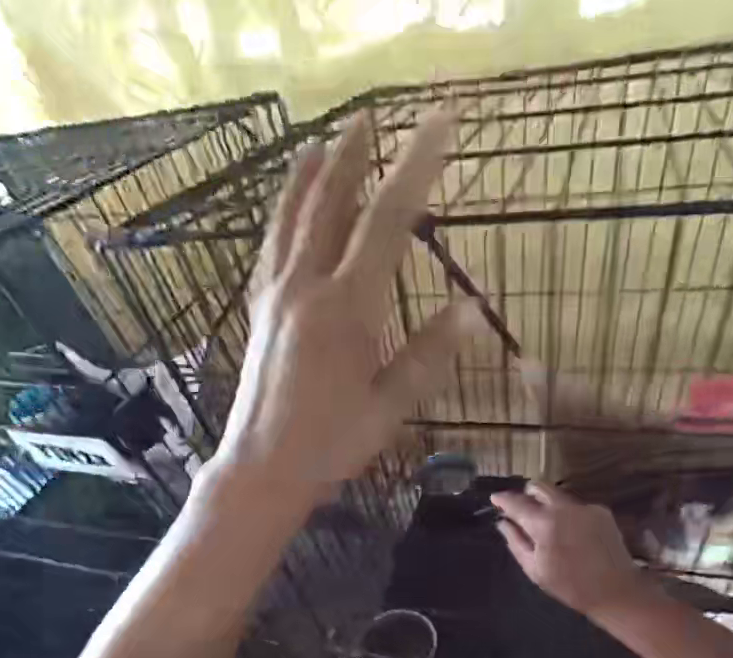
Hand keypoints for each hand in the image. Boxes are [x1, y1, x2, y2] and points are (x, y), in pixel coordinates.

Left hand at [209, 110, 491, 504]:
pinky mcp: (260, 308)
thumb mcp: (391, 406)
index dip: (417, 167)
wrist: (262, 467)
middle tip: (375, 115)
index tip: (439, 124)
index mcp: (347, 309)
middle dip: (357, 154)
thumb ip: (429, 354)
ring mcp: (276, 294)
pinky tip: (290, 204)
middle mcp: (306, 287)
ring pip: (294, 216)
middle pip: (333, 202)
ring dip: (314, 173)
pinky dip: (284, 212)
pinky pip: (273, 245)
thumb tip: (472, 309)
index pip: (387, 221)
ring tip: (328, 140)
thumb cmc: (332, 445)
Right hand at [491, 482, 655, 618]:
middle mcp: (565, 507)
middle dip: (526, 494)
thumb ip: (516, 542)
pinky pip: (575, 505)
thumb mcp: (535, 569)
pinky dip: (566, 512)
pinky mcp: (601, 511)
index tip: (495, 499)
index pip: (517, 502)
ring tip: (545, 523)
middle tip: (520, 508)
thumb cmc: (570, 586)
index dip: (503, 499)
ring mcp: (585, 507)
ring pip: (558, 494)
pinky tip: (569, 532)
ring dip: (546, 502)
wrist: (616, 590)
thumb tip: (503, 523)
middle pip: (539, 487)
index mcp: (545, 523)